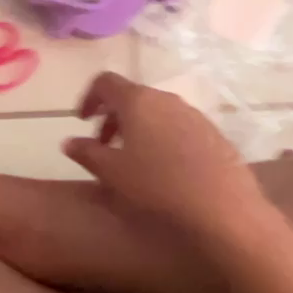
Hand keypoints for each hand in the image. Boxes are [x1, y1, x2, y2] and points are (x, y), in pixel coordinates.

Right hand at [62, 72, 269, 244]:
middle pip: (133, 97)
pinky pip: (178, 127)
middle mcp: (167, 100)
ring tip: (131, 160)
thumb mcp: (112, 173)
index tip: (82, 121)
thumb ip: (87, 152)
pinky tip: (163, 170)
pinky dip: (161, 138)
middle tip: (102, 145)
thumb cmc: (157, 188)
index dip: (89, 97)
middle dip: (113, 117)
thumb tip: (69, 141)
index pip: (106, 82)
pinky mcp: (213, 134)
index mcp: (138, 101)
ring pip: (157, 112)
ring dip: (138, 129)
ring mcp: (194, 115)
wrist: (223, 210)